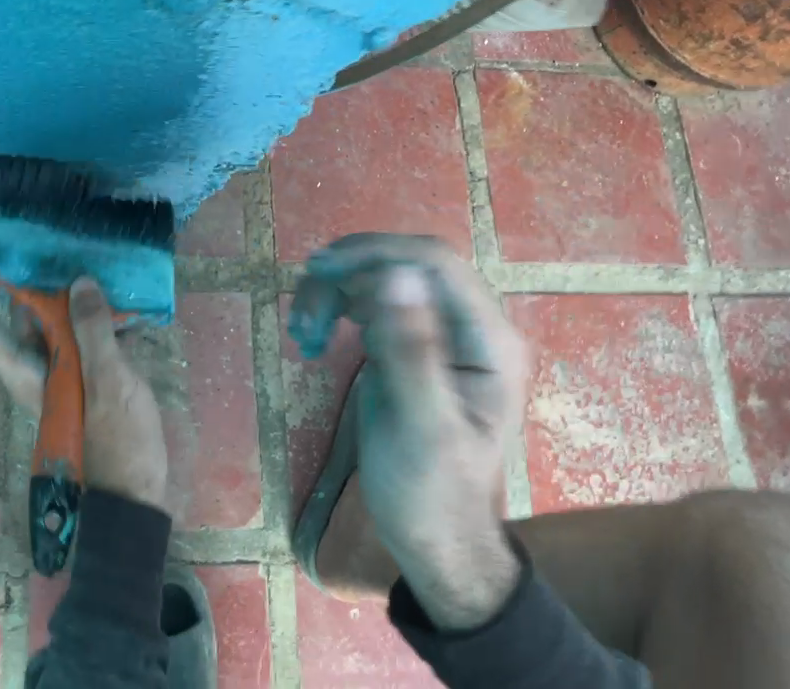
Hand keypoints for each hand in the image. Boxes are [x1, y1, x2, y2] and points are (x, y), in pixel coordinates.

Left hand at [0, 258, 168, 510]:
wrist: (136, 498)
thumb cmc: (117, 443)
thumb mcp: (108, 382)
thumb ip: (92, 330)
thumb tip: (78, 283)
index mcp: (27, 375)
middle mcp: (36, 373)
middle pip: (19, 321)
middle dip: (30, 283)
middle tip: (50, 247)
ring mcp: (61, 379)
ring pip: (51, 329)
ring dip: (65, 299)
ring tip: (87, 266)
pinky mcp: (85, 384)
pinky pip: (79, 341)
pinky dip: (90, 320)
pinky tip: (118, 303)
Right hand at [290, 234, 529, 628]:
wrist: (430, 536)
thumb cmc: (431, 489)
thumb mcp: (421, 426)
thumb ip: (412, 349)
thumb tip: (396, 274)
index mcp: (487, 339)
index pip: (434, 263)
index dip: (375, 253)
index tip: (318, 268)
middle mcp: (465, 324)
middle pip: (399, 264)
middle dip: (346, 277)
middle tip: (302, 316)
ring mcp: (434, 331)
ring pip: (375, 278)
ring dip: (331, 294)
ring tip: (302, 334)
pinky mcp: (404, 343)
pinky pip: (364, 303)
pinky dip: (331, 310)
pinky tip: (310, 339)